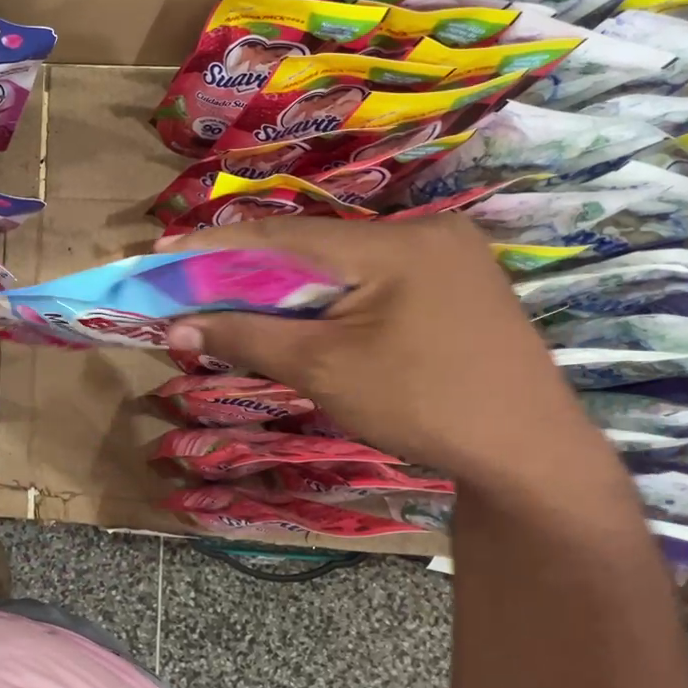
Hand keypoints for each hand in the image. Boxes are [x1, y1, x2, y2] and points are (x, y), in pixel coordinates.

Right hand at [159, 215, 600, 485]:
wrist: (527, 454)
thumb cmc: (420, 404)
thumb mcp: (320, 368)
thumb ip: (244, 336)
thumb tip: (174, 326)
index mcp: (396, 243)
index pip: (283, 235)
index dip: (213, 245)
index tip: (159, 252)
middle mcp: (424, 233)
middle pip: (309, 244)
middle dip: (244, 265)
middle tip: (188, 279)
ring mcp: (443, 256)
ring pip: (335, 261)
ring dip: (278, 282)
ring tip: (225, 296)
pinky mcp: (449, 283)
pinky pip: (363, 277)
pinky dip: (317, 294)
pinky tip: (289, 311)